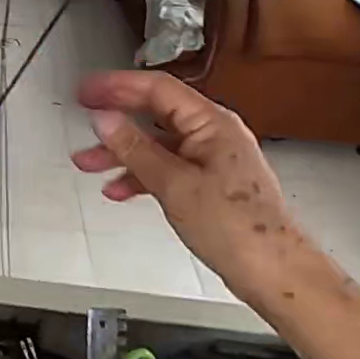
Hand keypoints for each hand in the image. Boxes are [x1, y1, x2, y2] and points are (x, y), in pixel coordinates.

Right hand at [71, 70, 307, 298]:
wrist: (275, 272)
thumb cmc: (242, 230)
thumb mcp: (175, 185)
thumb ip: (135, 149)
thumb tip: (106, 119)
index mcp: (211, 122)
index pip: (156, 88)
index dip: (117, 86)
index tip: (89, 89)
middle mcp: (213, 133)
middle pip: (155, 114)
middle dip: (116, 119)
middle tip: (85, 115)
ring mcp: (211, 158)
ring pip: (157, 144)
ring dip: (122, 151)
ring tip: (89, 160)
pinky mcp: (208, 183)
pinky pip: (167, 167)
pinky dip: (142, 174)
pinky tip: (120, 188)